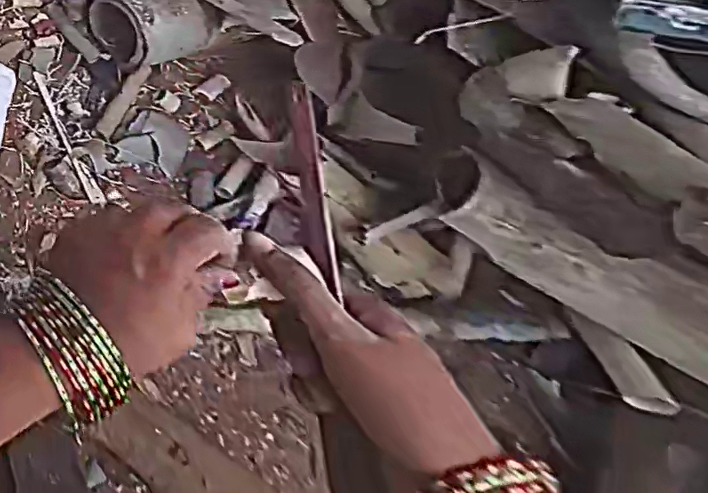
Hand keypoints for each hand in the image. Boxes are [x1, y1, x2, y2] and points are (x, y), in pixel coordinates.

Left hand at [45, 202, 240, 376]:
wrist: (67, 339)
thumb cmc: (128, 344)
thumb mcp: (178, 331)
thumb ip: (197, 294)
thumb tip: (212, 274)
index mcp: (169, 259)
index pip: (206, 229)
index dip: (219, 240)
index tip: (219, 253)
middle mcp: (137, 233)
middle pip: (171, 207)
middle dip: (185, 221)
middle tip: (188, 241)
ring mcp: (104, 225)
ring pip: (137, 209)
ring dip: (151, 223)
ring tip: (152, 245)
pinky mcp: (79, 226)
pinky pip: (106, 217)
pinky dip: (120, 228)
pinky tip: (120, 249)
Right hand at [244, 233, 500, 478]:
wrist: (449, 479)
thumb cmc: (401, 402)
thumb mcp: (340, 335)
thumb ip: (297, 286)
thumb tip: (257, 238)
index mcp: (370, 311)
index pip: (310, 286)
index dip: (287, 298)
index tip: (275, 314)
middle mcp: (370, 338)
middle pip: (307, 324)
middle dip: (299, 346)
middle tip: (310, 364)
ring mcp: (369, 374)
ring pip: (312, 360)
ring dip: (308, 377)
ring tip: (326, 396)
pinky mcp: (366, 407)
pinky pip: (324, 389)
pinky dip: (319, 398)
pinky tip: (329, 410)